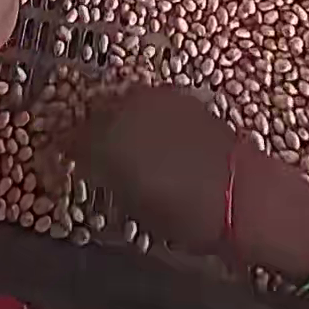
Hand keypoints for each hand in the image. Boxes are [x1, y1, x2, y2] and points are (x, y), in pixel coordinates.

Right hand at [70, 85, 236, 250]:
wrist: (242, 192)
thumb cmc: (185, 214)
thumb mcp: (136, 206)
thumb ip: (111, 179)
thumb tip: (99, 169)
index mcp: (106, 140)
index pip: (72, 138)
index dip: (67, 148)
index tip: (65, 156)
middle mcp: (122, 109)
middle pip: (95, 112)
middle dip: (91, 128)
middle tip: (94, 148)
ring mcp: (150, 97)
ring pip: (121, 101)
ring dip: (117, 116)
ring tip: (125, 137)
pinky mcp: (175, 94)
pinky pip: (147, 100)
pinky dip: (144, 113)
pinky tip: (153, 131)